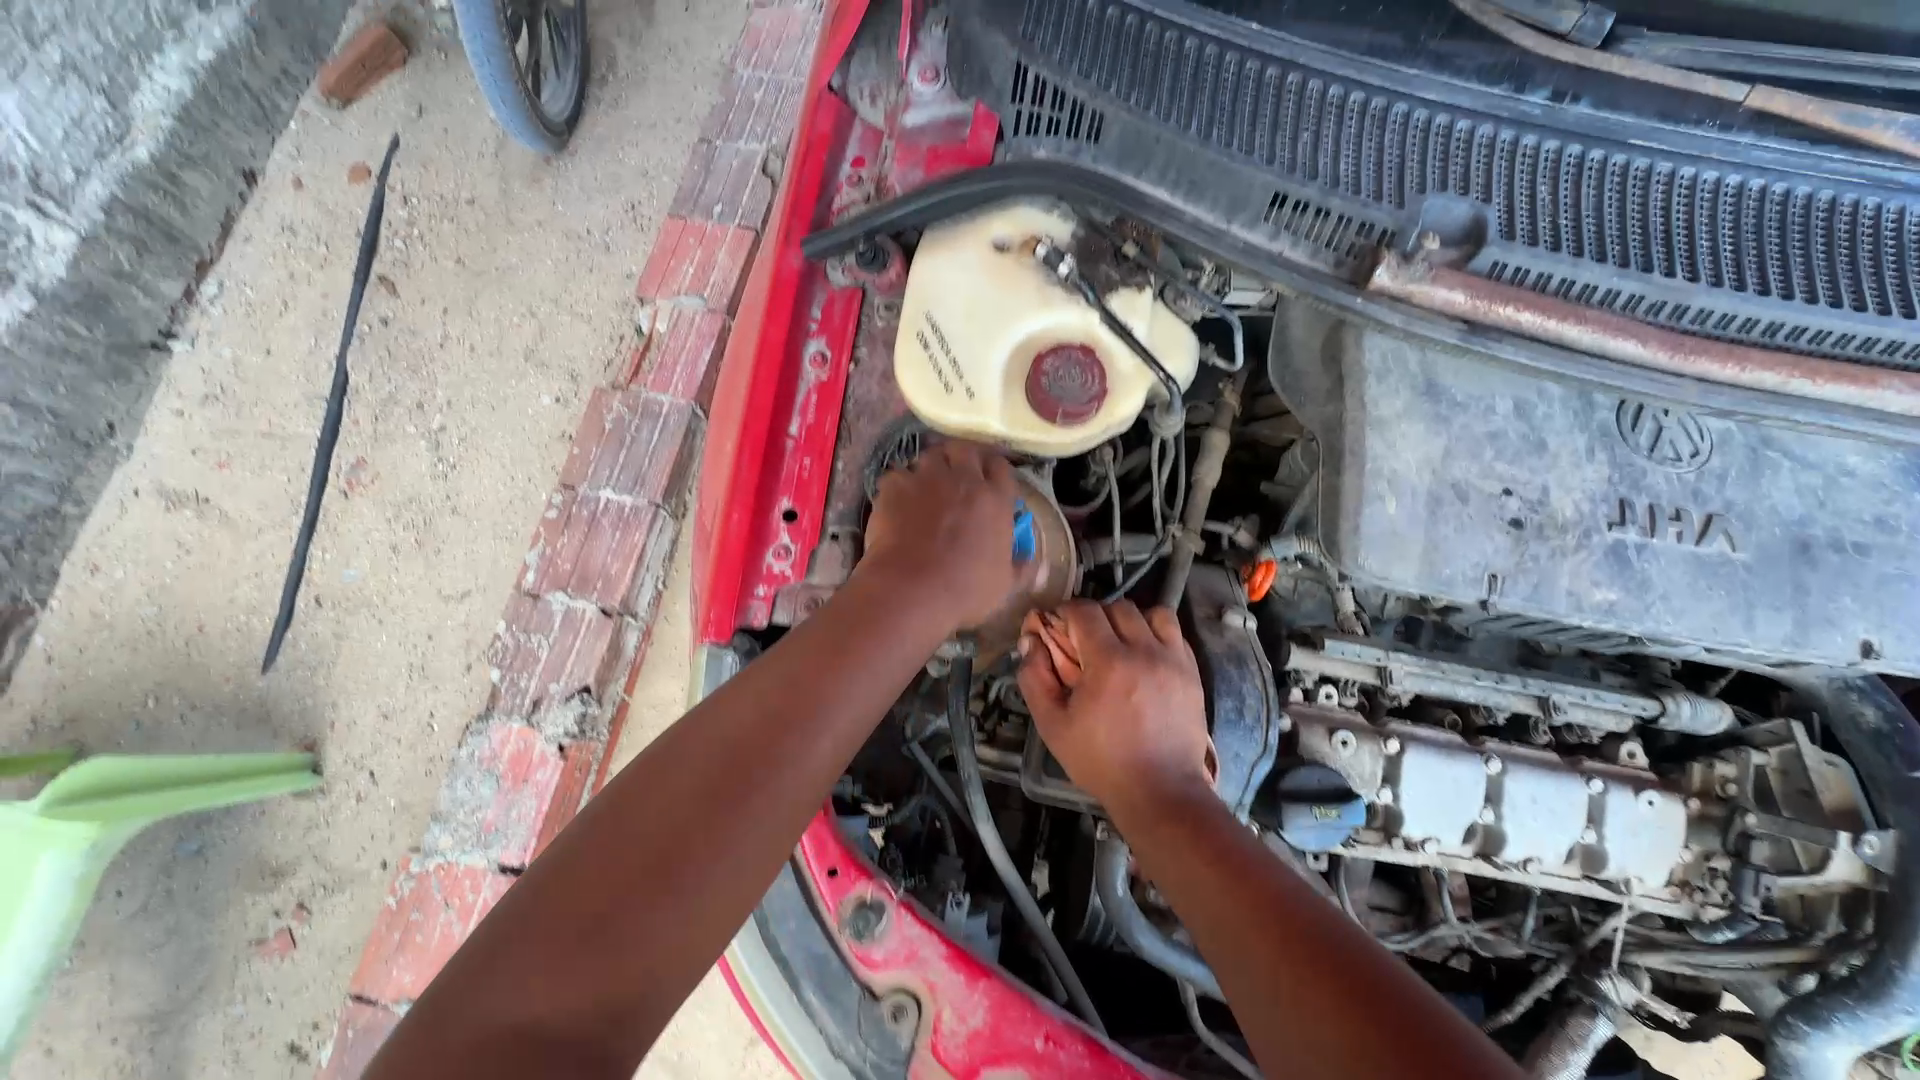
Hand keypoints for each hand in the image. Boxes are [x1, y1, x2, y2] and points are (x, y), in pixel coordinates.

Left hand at [857, 440, 1026, 632]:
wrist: (911, 590)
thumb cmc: (964, 591)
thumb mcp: (1005, 586)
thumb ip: (1022, 569)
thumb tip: (1037, 563)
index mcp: (995, 500)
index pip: (1001, 466)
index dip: (994, 469)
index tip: (989, 479)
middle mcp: (963, 480)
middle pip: (966, 449)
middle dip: (962, 457)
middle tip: (957, 472)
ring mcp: (926, 479)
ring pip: (931, 455)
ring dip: (932, 466)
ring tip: (927, 483)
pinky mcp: (894, 487)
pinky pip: (897, 475)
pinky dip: (899, 485)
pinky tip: (898, 502)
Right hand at [1017, 600, 1211, 811]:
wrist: (1160, 791)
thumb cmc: (1100, 761)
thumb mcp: (1052, 725)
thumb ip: (1035, 679)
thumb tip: (1030, 641)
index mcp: (1108, 662)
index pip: (1085, 611)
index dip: (1066, 612)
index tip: (1058, 628)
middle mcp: (1145, 651)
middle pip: (1118, 607)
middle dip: (1096, 616)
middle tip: (1085, 641)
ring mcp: (1174, 660)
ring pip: (1153, 614)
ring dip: (1131, 621)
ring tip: (1120, 644)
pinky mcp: (1193, 673)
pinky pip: (1175, 634)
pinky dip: (1156, 635)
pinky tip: (1144, 658)